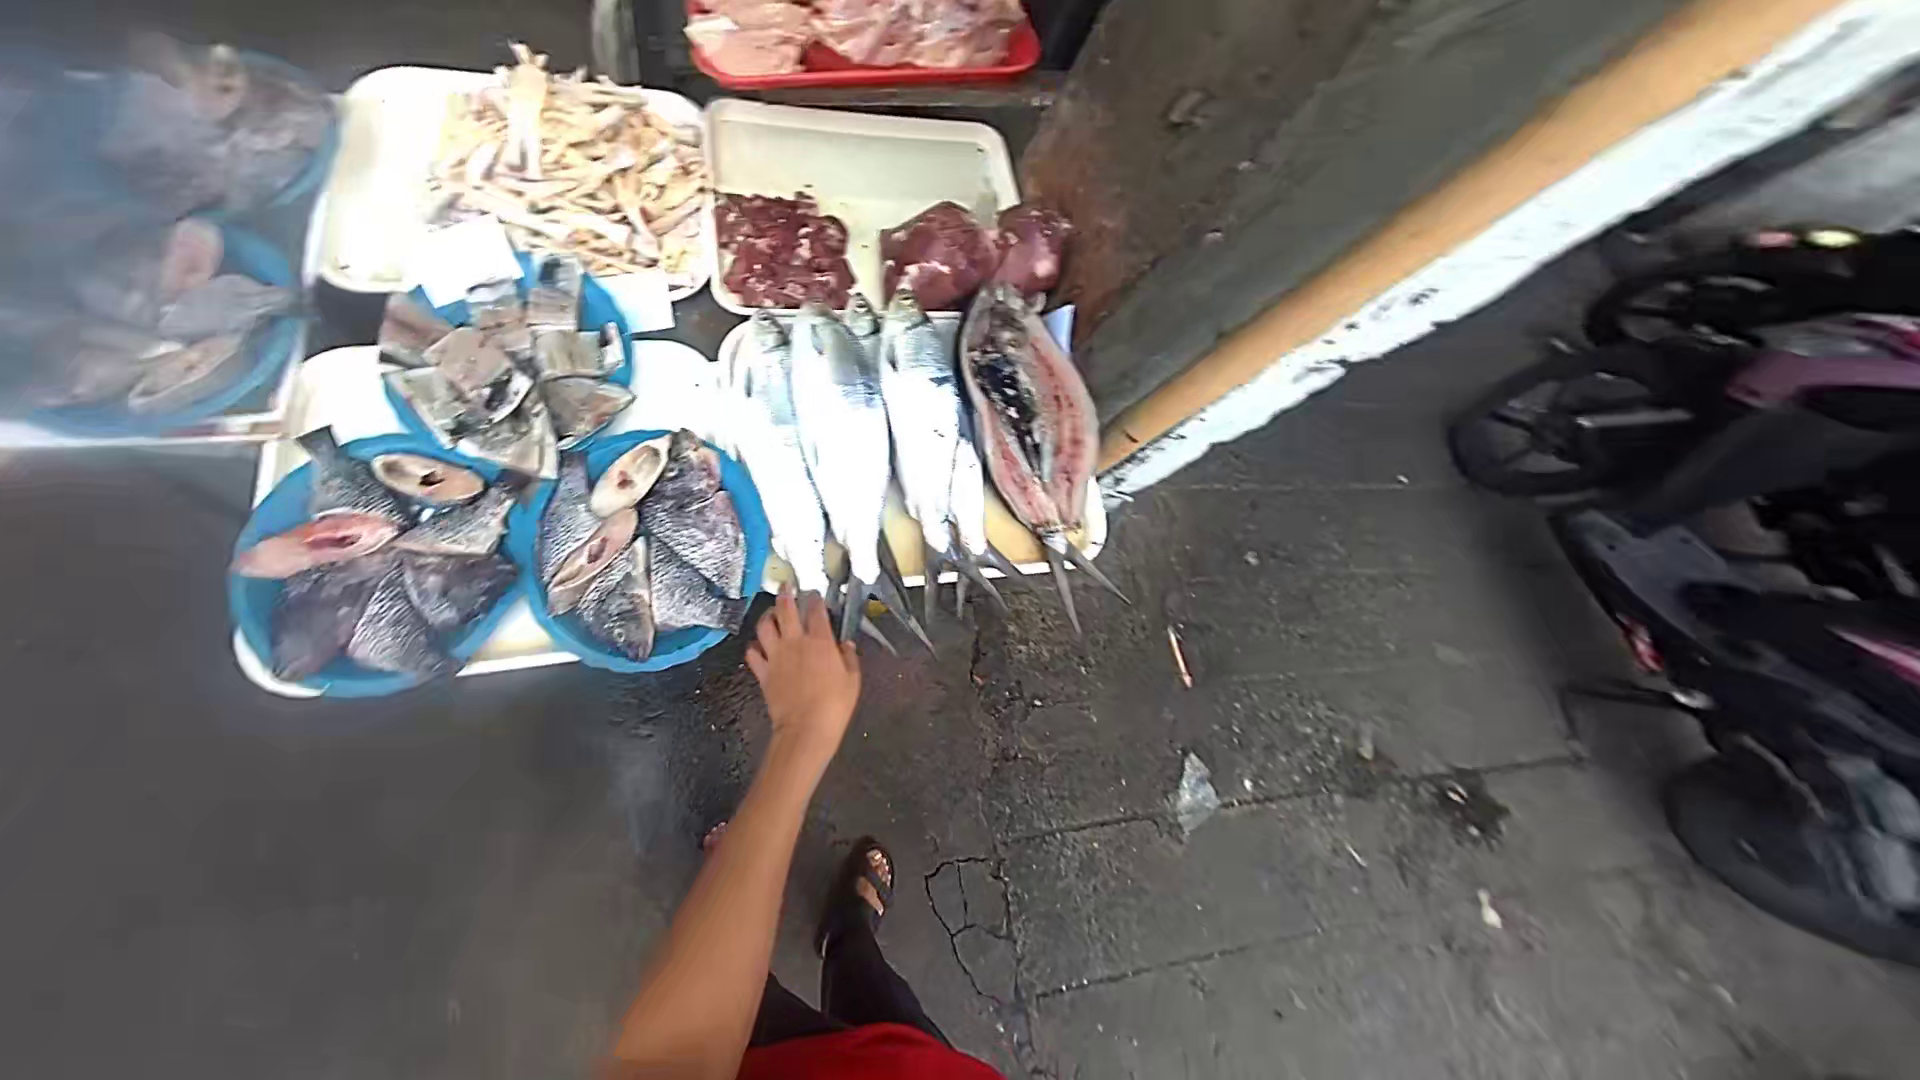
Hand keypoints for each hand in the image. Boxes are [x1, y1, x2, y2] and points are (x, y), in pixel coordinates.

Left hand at [744, 585, 860, 765]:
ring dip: (767, 616)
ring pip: (765, 626)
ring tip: (771, 612)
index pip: (816, 610)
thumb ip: (849, 658)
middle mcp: (795, 642)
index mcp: (820, 641)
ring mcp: (776, 656)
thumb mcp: (853, 679)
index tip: (815, 594)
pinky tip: (759, 645)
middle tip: (786, 585)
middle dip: (786, 594)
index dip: (815, 598)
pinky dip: (754, 646)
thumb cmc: (834, 705)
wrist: (805, 728)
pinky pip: (752, 653)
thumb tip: (846, 645)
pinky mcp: (763, 672)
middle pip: (785, 609)